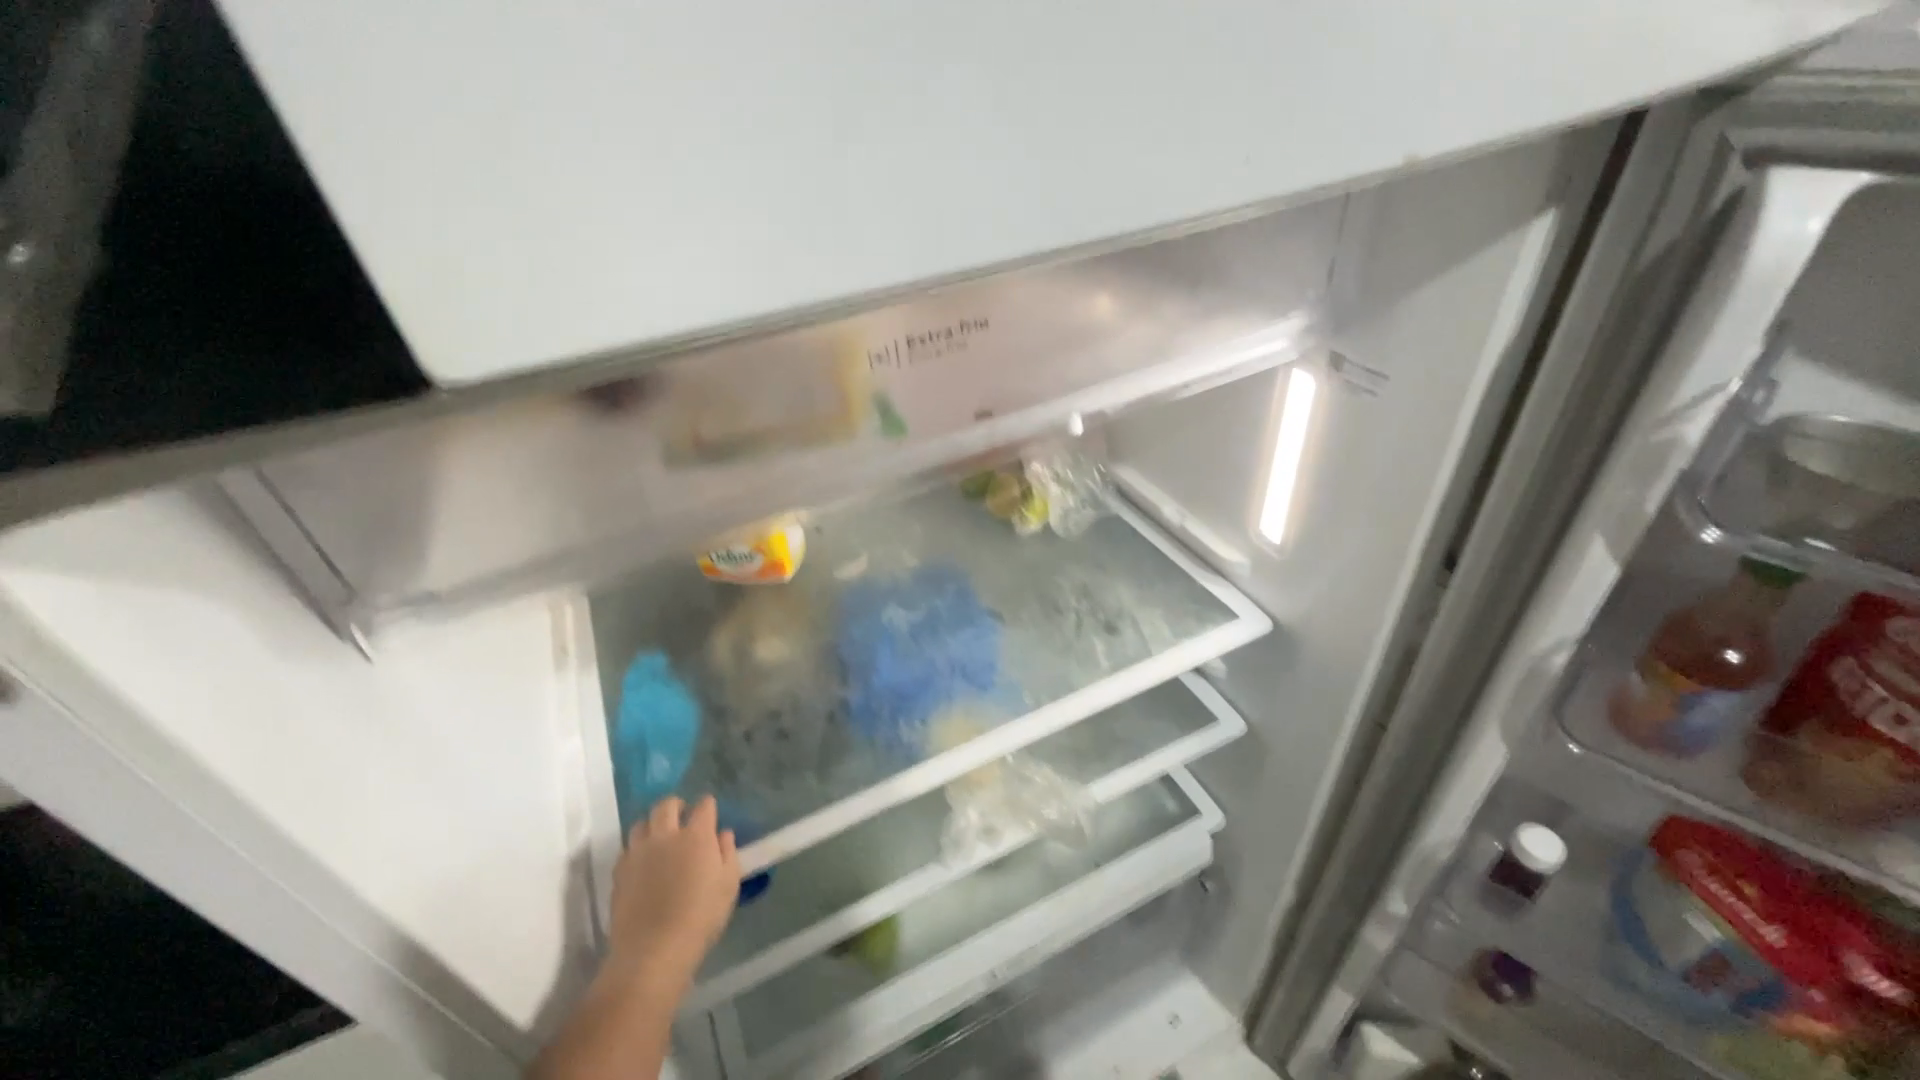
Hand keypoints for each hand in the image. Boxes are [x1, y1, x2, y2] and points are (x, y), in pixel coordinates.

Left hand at [606, 795, 740, 992]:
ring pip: (642, 823)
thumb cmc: (700, 918)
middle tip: (683, 815)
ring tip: (660, 837)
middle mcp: (665, 836)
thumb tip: (723, 834)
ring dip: (653, 824)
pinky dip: (637, 848)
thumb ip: (728, 854)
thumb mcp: (728, 886)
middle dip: (677, 805)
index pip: (704, 806)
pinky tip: (643, 863)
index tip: (711, 812)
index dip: (708, 806)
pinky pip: (627, 848)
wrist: (653, 949)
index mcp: (696, 836)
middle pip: (667, 805)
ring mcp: (638, 852)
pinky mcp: (619, 870)